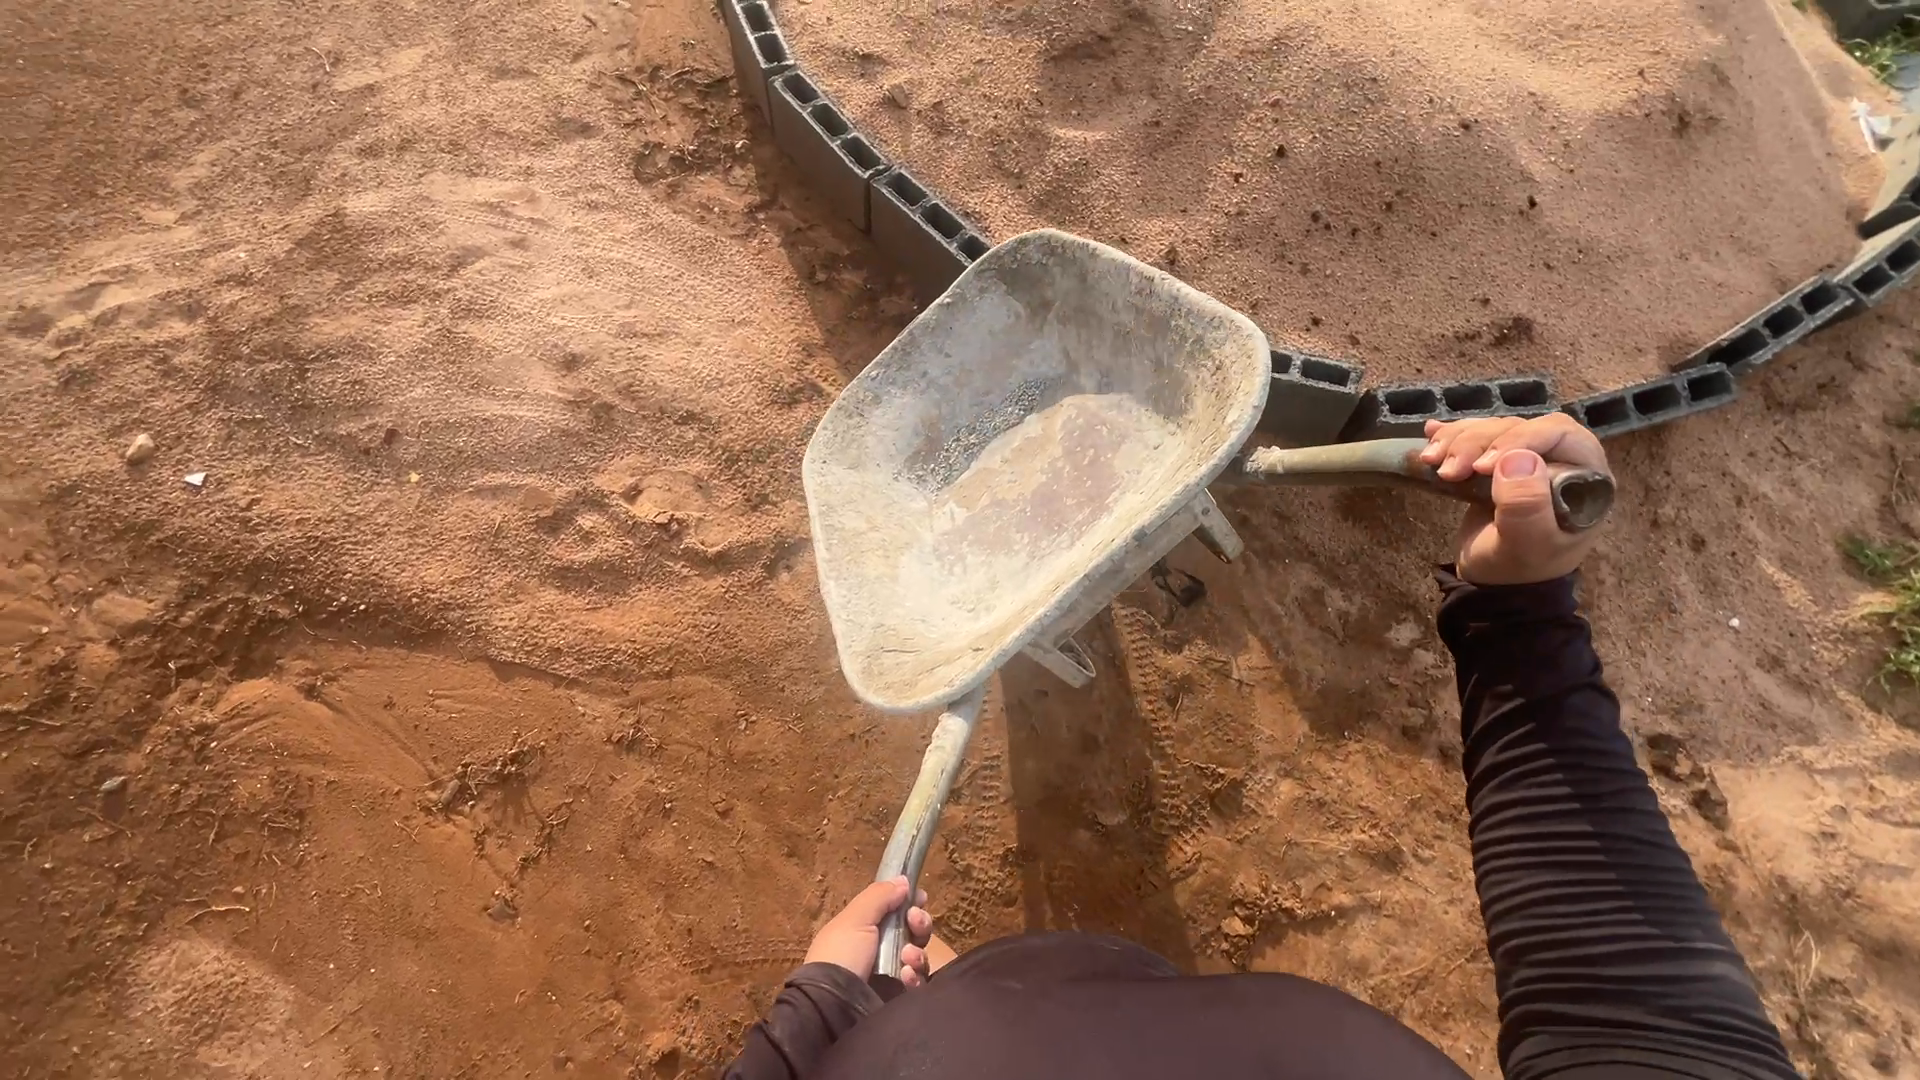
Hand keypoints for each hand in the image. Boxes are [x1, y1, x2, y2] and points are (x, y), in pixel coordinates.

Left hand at [803, 876, 935, 985]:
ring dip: (917, 951)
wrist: (833, 1005)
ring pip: (918, 955)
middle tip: (915, 923)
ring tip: (907, 958)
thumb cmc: (841, 954)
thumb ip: (879, 896)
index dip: (910, 903)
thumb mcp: (855, 918)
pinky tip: (906, 976)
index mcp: (866, 927)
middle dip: (919, 923)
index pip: (896, 910)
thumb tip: (903, 880)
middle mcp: (880, 948)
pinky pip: (917, 981)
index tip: (919, 898)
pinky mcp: (898, 997)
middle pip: (912, 930)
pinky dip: (915, 976)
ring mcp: (890, 974)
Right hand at [1418, 413, 1610, 584]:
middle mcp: (1557, 461)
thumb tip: (1516, 459)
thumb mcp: (1525, 544)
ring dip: (1455, 440)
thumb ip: (1526, 506)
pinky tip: (1429, 435)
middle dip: (1476, 441)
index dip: (1518, 440)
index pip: (1557, 434)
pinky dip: (1449, 435)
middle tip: (1447, 471)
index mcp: (1584, 476)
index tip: (1480, 467)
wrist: (1493, 586)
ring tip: (1429, 463)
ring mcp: (1523, 461)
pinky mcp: (1492, 467)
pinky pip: (1473, 437)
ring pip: (1490, 429)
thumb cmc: (1517, 568)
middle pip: (1517, 427)